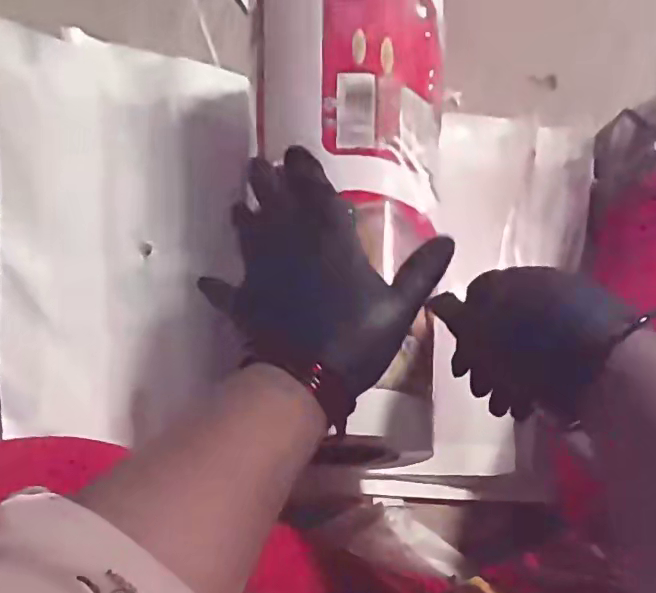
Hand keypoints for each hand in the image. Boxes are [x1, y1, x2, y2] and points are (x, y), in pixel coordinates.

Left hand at [199, 147, 455, 403]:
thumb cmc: (355, 341)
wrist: (304, 379)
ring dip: (240, 217)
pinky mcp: (242, 300)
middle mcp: (288, 240)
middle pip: (269, 196)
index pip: (311, 185)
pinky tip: (206, 281)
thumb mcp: (398, 309)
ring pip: (243, 231)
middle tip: (258, 167)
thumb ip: (420, 274)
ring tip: (237, 208)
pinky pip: (223, 289)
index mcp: (328, 236)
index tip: (293, 151)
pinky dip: (216, 286)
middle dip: (263, 178)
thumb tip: (449, 240)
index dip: (302, 164)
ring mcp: (259, 269)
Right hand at [426, 267, 640, 420]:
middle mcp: (539, 297)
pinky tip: (524, 407)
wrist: (600, 368)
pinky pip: (545, 371)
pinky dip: (529, 390)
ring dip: (504, 383)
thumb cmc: (529, 344)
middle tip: (477, 389)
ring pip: (521, 355)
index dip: (463, 332)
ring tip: (500, 405)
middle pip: (500, 329)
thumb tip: (435, 301)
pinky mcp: (580, 356)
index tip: (458, 365)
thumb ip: (455, 315)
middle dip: (484, 364)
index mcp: (516, 281)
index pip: (478, 298)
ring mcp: (563, 327)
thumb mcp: (480, 327)